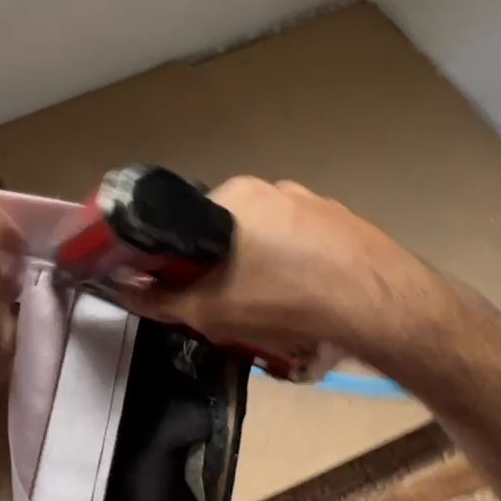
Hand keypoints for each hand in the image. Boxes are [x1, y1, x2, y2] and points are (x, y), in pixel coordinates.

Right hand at [117, 176, 445, 363]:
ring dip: (261, 271)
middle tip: (227, 307)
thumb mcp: (206, 310)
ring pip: (268, 241)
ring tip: (271, 313)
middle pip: (227, 233)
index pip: (186, 225)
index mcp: (233, 196)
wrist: (377, 306)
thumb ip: (159, 299)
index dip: (179, 261)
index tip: (185, 290)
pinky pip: (305, 248)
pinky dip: (297, 272)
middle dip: (222, 268)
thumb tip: (123, 289)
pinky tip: (305, 305)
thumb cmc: (280, 298)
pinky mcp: (348, 224)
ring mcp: (316, 202)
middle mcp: (273, 188)